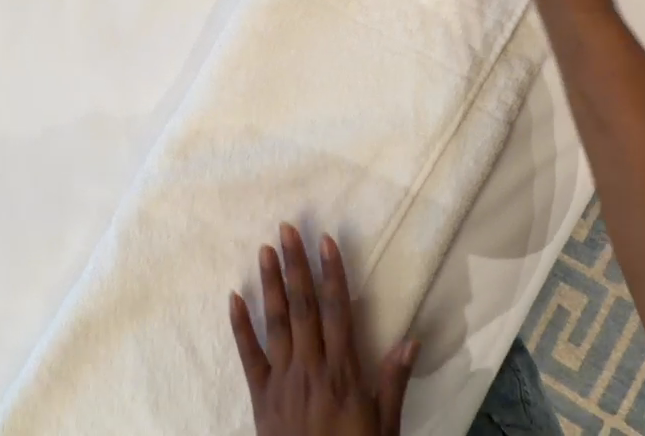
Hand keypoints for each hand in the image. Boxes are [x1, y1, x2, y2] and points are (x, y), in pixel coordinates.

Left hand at [229, 224, 419, 435]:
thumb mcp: (385, 428)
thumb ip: (393, 382)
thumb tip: (411, 339)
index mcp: (343, 373)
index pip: (338, 311)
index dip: (332, 273)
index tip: (325, 240)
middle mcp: (310, 368)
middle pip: (304, 307)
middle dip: (296, 266)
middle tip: (288, 228)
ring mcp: (282, 381)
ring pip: (276, 323)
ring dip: (270, 284)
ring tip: (265, 249)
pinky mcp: (260, 397)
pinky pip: (248, 356)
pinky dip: (239, 326)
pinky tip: (232, 297)